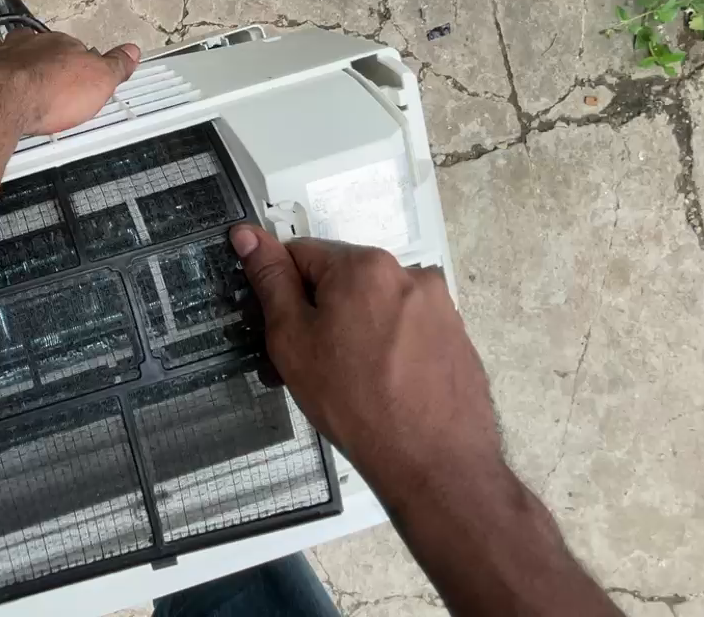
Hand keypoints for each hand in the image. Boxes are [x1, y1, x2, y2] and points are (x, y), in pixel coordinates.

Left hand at [0, 31, 138, 137]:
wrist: (3, 101)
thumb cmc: (52, 93)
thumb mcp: (99, 81)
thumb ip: (116, 65)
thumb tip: (133, 50)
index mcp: (61, 44)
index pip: (75, 49)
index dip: (78, 63)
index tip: (78, 77)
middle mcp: (31, 42)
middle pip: (41, 48)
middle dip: (45, 61)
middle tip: (49, 83)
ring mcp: (3, 53)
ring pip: (12, 51)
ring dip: (16, 63)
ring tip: (21, 83)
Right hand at [232, 224, 503, 495]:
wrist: (438, 469)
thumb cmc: (356, 402)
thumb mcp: (292, 337)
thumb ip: (270, 279)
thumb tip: (247, 234)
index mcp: (363, 265)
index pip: (299, 254)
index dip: (282, 291)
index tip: (283, 329)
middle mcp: (408, 273)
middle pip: (340, 278)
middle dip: (318, 311)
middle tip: (309, 359)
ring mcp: (438, 306)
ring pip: (372, 304)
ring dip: (352, 328)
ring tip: (346, 380)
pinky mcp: (456, 337)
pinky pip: (404, 327)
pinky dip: (386, 345)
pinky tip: (380, 384)